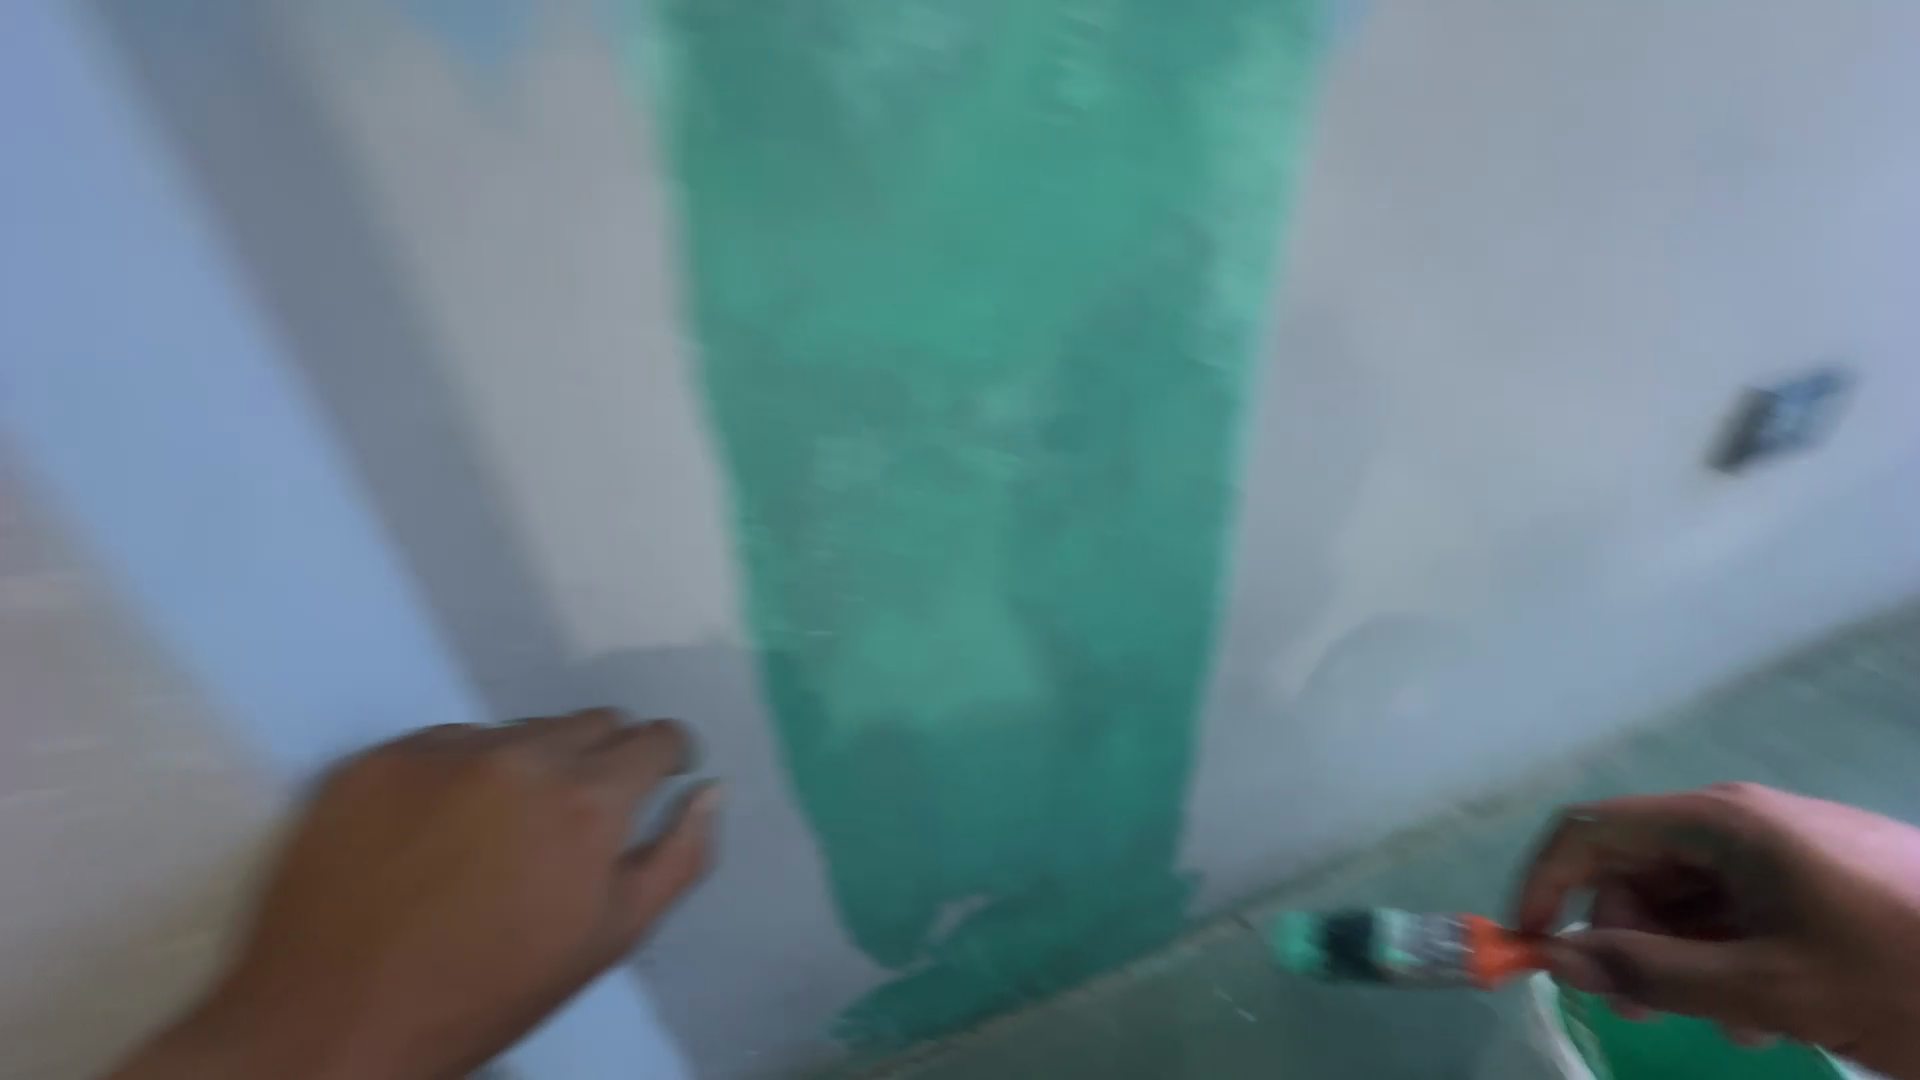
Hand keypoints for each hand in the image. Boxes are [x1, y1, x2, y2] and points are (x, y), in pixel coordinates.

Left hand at [109, 710, 717, 1079]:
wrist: (327, 1032)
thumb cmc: (493, 988)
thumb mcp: (614, 936)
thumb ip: (681, 853)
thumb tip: (710, 787)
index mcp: (590, 799)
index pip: (657, 737)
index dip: (666, 759)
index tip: (655, 781)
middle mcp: (525, 756)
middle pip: (597, 722)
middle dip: (605, 758)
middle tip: (575, 816)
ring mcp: (446, 751)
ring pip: (526, 729)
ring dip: (535, 764)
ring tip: (501, 827)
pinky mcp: (380, 759)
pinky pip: (452, 742)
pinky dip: (465, 772)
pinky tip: (440, 827)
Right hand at [1515, 783, 1919, 1077]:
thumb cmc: (1915, 979)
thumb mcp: (1779, 990)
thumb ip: (1655, 973)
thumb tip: (1559, 961)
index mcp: (1717, 820)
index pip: (1588, 831)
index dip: (1546, 881)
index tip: (1535, 942)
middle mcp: (1739, 819)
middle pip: (1639, 865)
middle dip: (1623, 934)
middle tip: (1631, 1004)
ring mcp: (1788, 846)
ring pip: (1692, 892)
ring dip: (1681, 955)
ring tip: (1715, 1025)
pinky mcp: (1828, 876)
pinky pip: (1745, 905)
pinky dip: (1732, 954)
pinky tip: (1768, 1013)